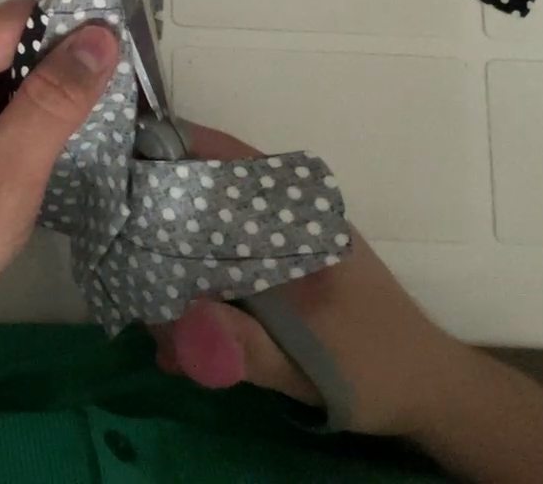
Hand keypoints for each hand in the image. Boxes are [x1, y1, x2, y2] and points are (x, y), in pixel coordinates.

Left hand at [0, 0, 120, 323]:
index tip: (117, 65)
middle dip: (59, 66)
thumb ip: (52, 103)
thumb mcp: (4, 175)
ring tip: (86, 126)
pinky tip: (53, 140)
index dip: (65, 33)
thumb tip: (100, 36)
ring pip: (9, 69)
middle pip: (9, 40)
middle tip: (107, 106)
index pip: (10, 21)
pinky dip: (31, 113)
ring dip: (48, 92)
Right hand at [150, 124, 478, 437]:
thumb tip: (177, 325)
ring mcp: (270, 246)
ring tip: (139, 308)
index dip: (172, 147)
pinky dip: (185, 294)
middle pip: (200, 192)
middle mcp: (279, 219)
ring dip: (164, 264)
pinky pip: (211, 267)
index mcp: (297, 217)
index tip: (118, 154)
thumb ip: (248, 348)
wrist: (432, 396)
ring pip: (199, 232)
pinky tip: (170, 337)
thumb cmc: (380, 368)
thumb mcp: (314, 367)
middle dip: (152, 213)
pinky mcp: (264, 276)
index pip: (227, 158)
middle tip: (110, 240)